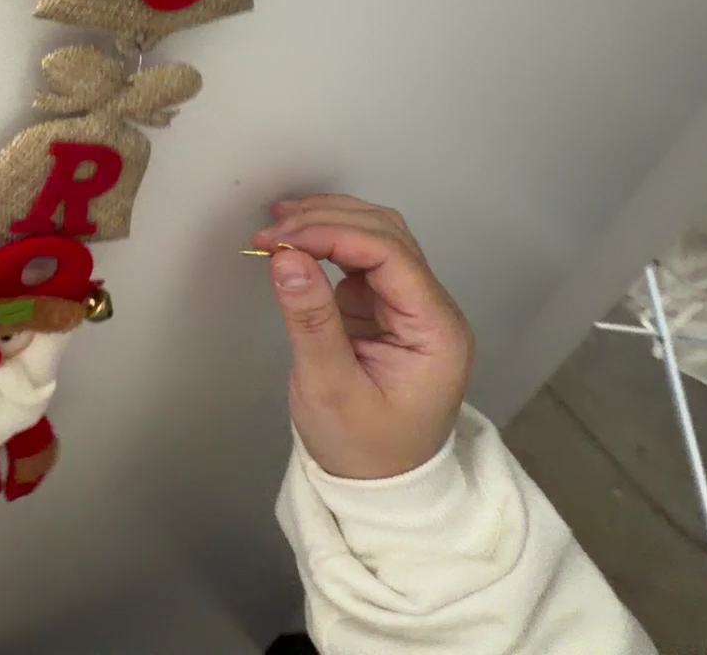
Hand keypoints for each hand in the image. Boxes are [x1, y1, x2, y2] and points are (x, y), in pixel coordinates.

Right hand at [253, 195, 472, 479]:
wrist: (378, 486)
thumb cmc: (361, 447)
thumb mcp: (328, 387)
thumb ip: (310, 318)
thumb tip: (285, 257)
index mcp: (435, 329)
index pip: (388, 254)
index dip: (331, 234)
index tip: (278, 240)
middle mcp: (430, 308)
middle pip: (386, 235)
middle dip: (326, 221)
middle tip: (270, 232)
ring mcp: (408, 305)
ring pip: (375, 237)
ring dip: (326, 222)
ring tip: (277, 224)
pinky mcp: (382, 308)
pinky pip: (358, 257)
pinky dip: (325, 240)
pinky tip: (294, 239)